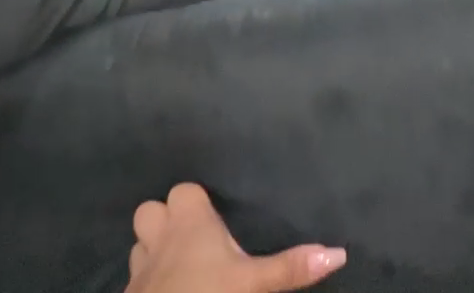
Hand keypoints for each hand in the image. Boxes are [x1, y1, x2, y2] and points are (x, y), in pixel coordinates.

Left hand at [125, 184, 345, 292]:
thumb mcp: (253, 283)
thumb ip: (291, 266)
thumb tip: (338, 252)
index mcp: (188, 223)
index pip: (183, 191)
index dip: (196, 201)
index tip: (216, 214)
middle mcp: (158, 238)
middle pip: (150, 212)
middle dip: (165, 221)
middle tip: (194, 238)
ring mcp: (139, 270)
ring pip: (139, 245)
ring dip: (154, 250)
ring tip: (179, 264)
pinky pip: (135, 279)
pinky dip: (148, 281)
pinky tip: (167, 291)